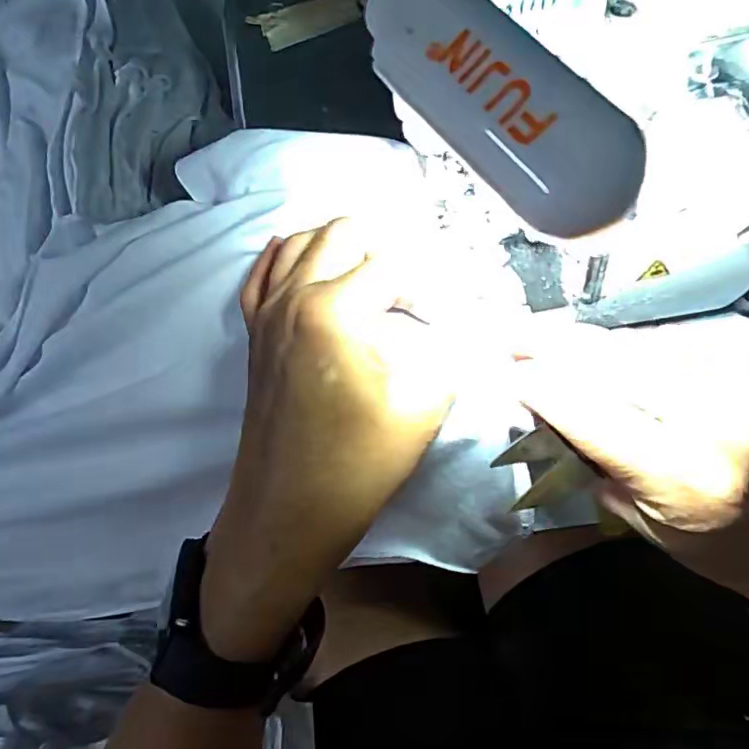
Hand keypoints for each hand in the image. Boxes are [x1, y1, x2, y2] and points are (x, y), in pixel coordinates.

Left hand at [201, 219, 455, 661]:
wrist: (287, 514)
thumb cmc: (358, 463)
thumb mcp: (424, 404)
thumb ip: (458, 351)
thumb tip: (493, 327)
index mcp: (335, 309)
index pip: (396, 265)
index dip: (433, 283)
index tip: (453, 313)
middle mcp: (293, 297)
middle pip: (343, 234)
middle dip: (389, 248)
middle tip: (420, 286)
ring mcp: (267, 314)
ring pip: (299, 243)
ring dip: (341, 245)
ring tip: (377, 270)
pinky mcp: (254, 335)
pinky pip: (261, 275)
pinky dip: (286, 257)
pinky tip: (305, 257)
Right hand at [510, 324, 748, 615]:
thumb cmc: (709, 539)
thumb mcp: (631, 515)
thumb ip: (588, 453)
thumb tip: (541, 397)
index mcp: (688, 477)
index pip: (591, 413)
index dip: (542, 387)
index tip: (507, 370)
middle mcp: (725, 420)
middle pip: (614, 365)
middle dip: (557, 349)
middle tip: (518, 337)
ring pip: (643, 345)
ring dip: (596, 345)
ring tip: (558, 342)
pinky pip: (678, 341)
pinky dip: (642, 348)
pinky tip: (627, 360)